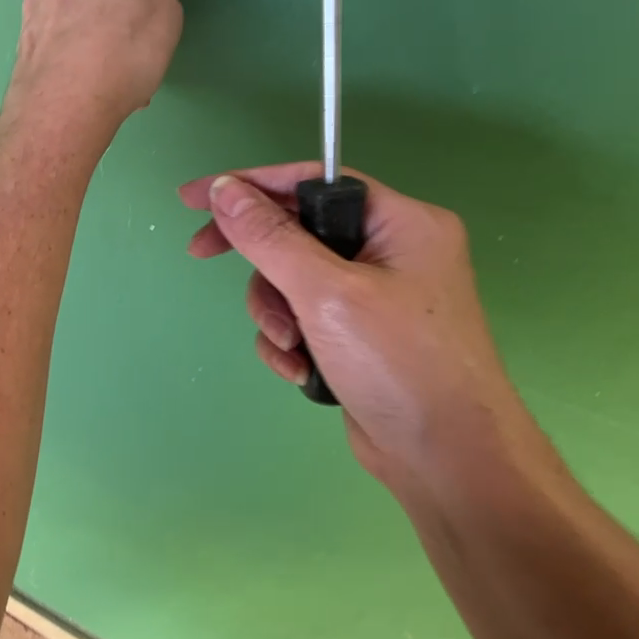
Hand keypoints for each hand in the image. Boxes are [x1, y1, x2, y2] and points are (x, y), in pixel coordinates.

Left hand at [2, 0, 181, 147]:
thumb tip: (134, 7)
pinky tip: (104, 96)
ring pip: (61, 32)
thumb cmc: (119, 49)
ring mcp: (28, 37)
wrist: (66, 113)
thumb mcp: (163, 12)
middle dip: (88, 7)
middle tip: (121, 31)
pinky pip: (59, 64)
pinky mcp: (24, 73)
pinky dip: (78, 75)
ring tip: (121, 73)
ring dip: (87, 47)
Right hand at [179, 164, 555, 498]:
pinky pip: (300, 317)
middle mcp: (390, 252)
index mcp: (401, 224)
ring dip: (273, 312)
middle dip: (259, 263)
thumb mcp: (324, 291)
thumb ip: (269, 237)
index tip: (194, 198)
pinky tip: (298, 367)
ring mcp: (374, 296)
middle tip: (199, 255)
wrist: (444, 455)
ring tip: (288, 345)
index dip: (251, 184)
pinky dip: (288, 340)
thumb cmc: (397, 361)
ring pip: (289, 280)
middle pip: (295, 232)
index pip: (313, 183)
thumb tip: (224, 190)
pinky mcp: (356, 334)